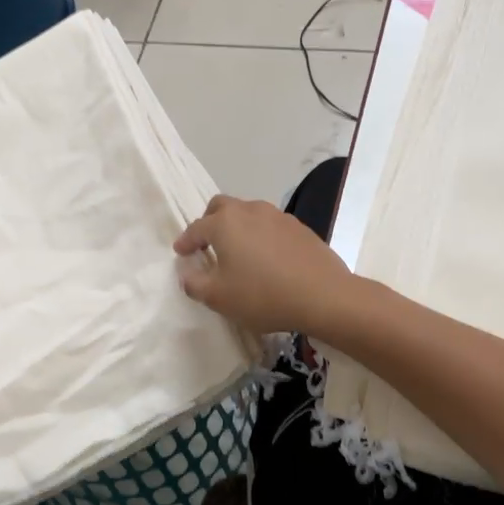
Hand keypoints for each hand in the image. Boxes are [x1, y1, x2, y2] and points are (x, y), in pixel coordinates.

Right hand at [173, 195, 355, 335]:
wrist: (323, 296)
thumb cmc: (263, 296)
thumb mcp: (219, 298)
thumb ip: (195, 284)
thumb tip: (186, 273)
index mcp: (225, 223)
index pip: (197, 227)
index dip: (185, 241)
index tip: (180, 252)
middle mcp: (250, 211)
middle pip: (222, 207)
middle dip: (209, 221)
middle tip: (206, 242)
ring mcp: (278, 216)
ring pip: (249, 213)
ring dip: (237, 227)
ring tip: (238, 250)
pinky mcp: (300, 228)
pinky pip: (271, 226)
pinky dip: (261, 235)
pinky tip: (266, 258)